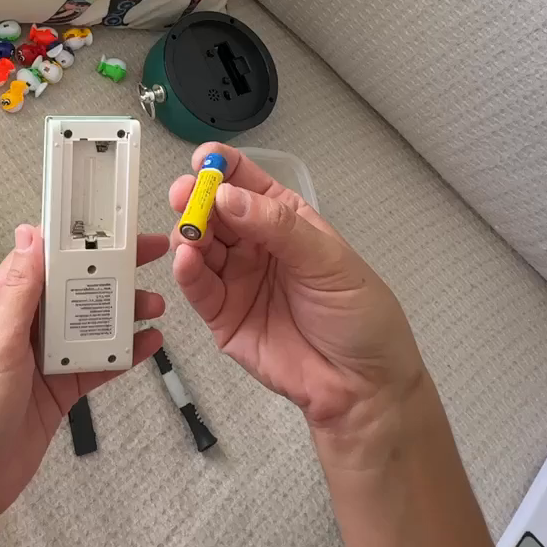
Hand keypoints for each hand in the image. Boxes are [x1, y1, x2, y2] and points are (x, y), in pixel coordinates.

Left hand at [0, 223, 167, 515]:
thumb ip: (20, 288)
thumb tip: (30, 233)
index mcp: (2, 303)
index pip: (44, 259)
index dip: (78, 241)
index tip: (113, 228)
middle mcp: (24, 324)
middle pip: (74, 288)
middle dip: (111, 273)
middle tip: (149, 257)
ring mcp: (44, 356)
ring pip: (90, 323)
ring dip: (122, 313)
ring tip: (155, 305)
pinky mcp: (60, 388)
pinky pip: (97, 363)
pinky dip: (123, 353)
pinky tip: (147, 344)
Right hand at [168, 144, 425, 436]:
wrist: (362, 388)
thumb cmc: (358, 315)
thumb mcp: (328, 261)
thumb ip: (277, 227)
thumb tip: (227, 196)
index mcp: (281, 218)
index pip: (245, 181)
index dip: (222, 166)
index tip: (203, 159)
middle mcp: (252, 242)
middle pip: (213, 209)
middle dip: (195, 198)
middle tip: (184, 196)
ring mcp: (234, 277)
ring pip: (198, 244)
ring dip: (187, 233)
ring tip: (189, 234)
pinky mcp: (221, 314)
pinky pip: (197, 286)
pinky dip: (185, 271)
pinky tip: (185, 259)